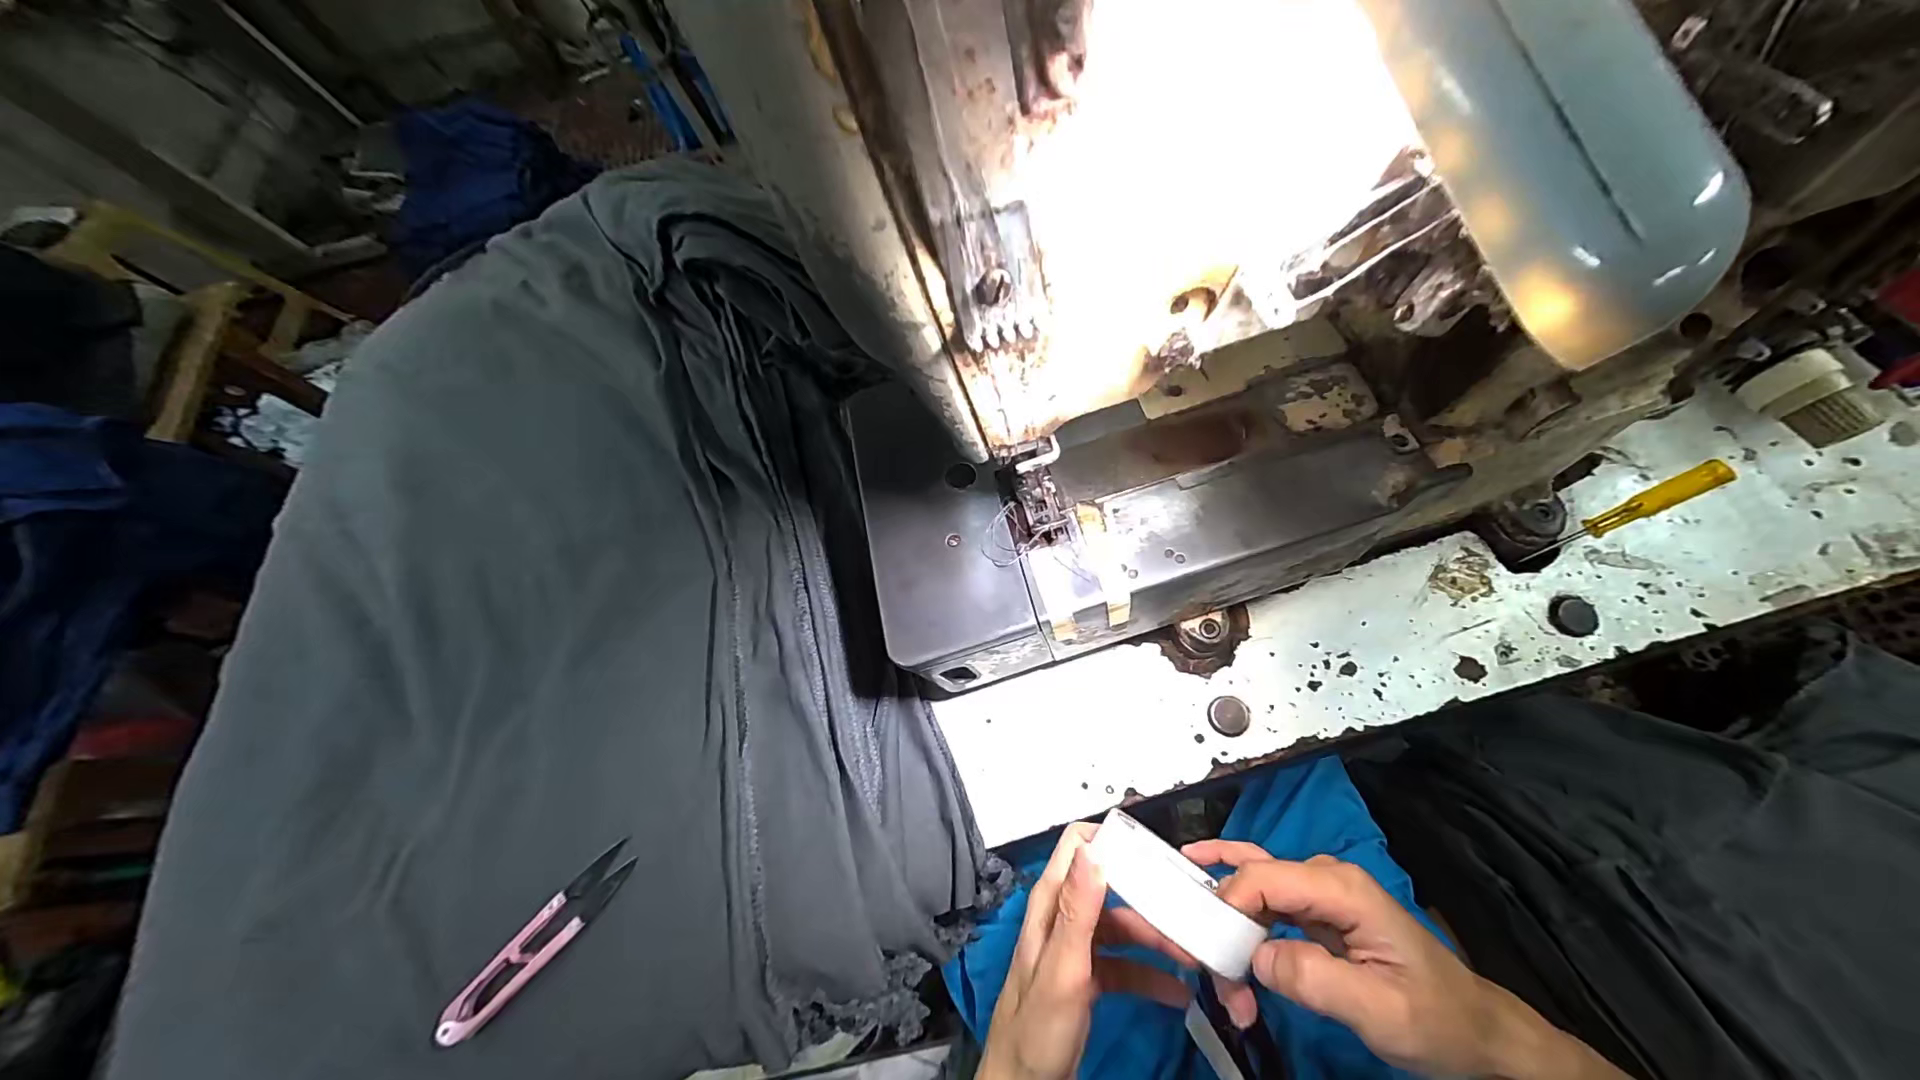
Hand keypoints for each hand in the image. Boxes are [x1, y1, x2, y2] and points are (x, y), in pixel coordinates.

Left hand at [978, 823, 1191, 1079]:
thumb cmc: (1034, 1027)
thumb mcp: (1061, 968)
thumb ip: (1077, 910)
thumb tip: (1092, 850)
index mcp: (1051, 903)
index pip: (1077, 846)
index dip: (1110, 837)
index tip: (1151, 846)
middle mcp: (1063, 916)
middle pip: (1111, 887)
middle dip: (1149, 896)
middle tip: (1187, 911)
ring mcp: (1077, 946)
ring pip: (1123, 927)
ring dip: (1157, 941)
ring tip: (1192, 958)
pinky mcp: (1088, 975)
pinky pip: (1125, 964)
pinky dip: (1150, 974)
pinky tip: (1175, 991)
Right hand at [1181, 842, 1626, 1079]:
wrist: (1478, 1032)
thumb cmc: (1437, 1019)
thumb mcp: (1381, 1011)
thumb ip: (1314, 979)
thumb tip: (1253, 957)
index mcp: (1341, 888)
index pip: (1262, 878)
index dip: (1226, 907)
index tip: (1209, 954)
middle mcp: (1323, 877)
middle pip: (1250, 880)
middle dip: (1222, 921)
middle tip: (1209, 972)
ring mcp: (1318, 891)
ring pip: (1251, 887)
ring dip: (1228, 924)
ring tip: (1215, 968)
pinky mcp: (1314, 911)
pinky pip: (1264, 902)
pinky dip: (1237, 919)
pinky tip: (1208, 906)